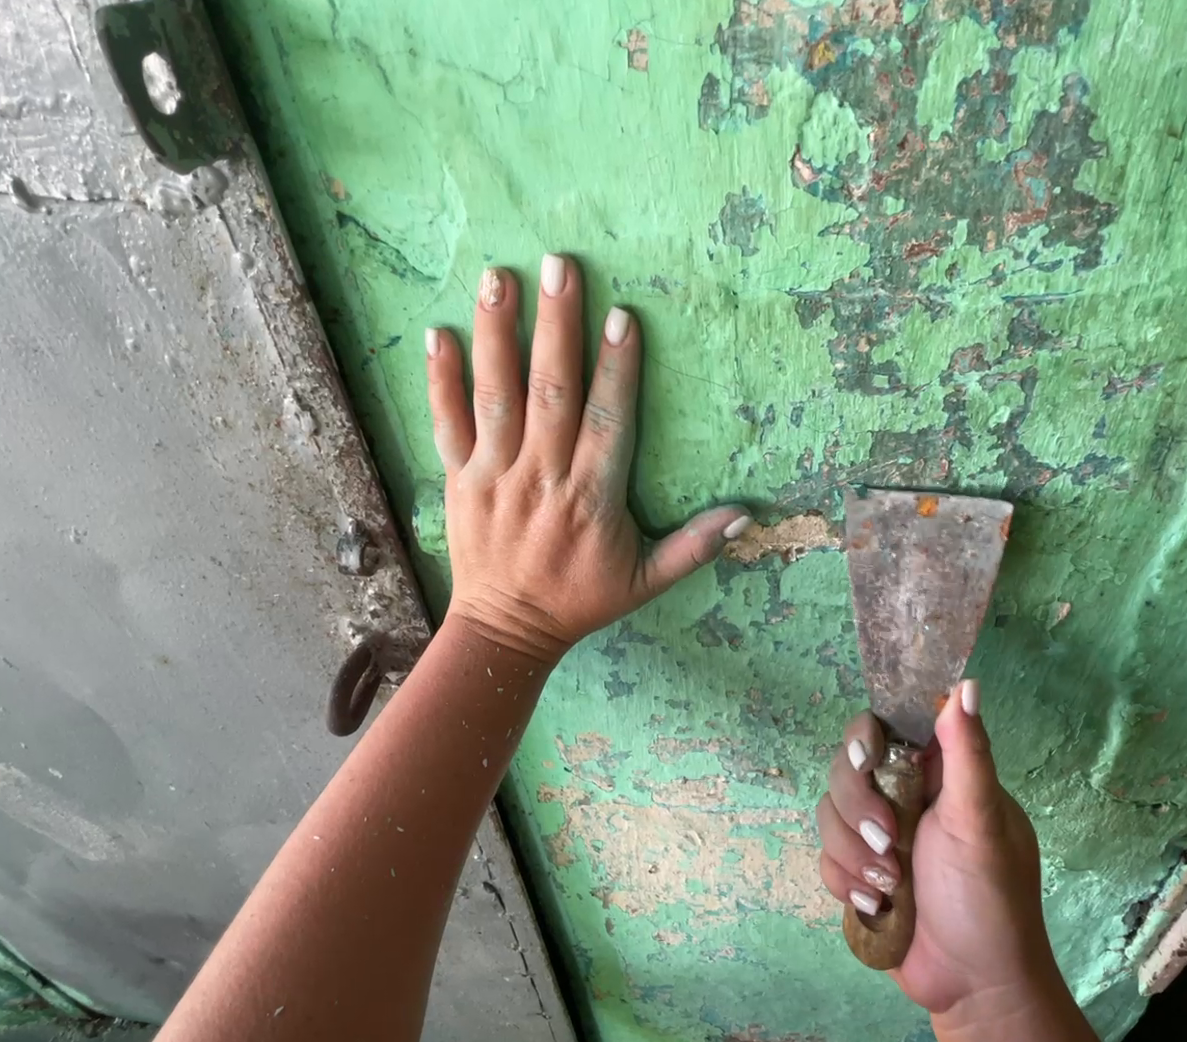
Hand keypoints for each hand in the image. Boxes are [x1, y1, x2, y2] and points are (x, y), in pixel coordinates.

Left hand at [425, 256, 749, 661]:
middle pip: (551, 394)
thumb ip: (694, 547)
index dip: (616, 370)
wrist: (505, 630)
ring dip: (496, 336)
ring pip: (497, 397)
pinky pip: (448, 424)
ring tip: (498, 278)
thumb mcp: (646, 581)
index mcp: (591, 499)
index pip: (607, 423)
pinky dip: (441, 380)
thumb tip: (748, 514)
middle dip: (555, 328)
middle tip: (558, 267)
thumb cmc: (580, 601)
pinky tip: (437, 333)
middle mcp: (541, 479)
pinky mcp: (459, 481)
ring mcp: (494, 476)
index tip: (621, 317)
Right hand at [817, 682, 1058, 1014]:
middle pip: (844, 770)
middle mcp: (899, 795)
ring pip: (828, 814)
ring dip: (854, 854)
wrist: (973, 986)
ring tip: (890, 887)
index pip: (881, 728)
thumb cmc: (989, 896)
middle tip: (891, 843)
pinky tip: (878, 908)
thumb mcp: (980, 821)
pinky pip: (825, 858)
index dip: (862, 739)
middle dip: (859, 810)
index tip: (865, 762)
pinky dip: (846, 884)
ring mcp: (874, 835)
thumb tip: (967, 683)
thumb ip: (967, 753)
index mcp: (932, 774)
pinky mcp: (856, 872)